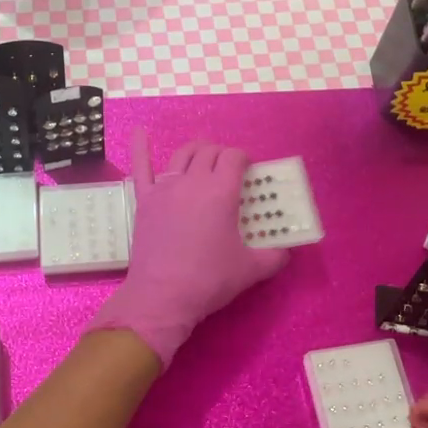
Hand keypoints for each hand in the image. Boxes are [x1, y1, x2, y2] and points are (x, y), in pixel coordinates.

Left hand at [86, 128, 288, 366]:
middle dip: (222, 153)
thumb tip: (287, 251)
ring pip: (182, 154)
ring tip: (204, 156)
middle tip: (229, 168)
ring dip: (196, 150)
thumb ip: (275, 256)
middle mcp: (193, 181)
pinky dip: (140, 147)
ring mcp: (165, 188)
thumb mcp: (251, 269)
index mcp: (221, 191)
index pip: (234, 158)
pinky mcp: (144, 200)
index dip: (244, 158)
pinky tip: (140, 131)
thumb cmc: (209, 280)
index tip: (248, 169)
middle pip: (209, 152)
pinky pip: (141, 167)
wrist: (163, 296)